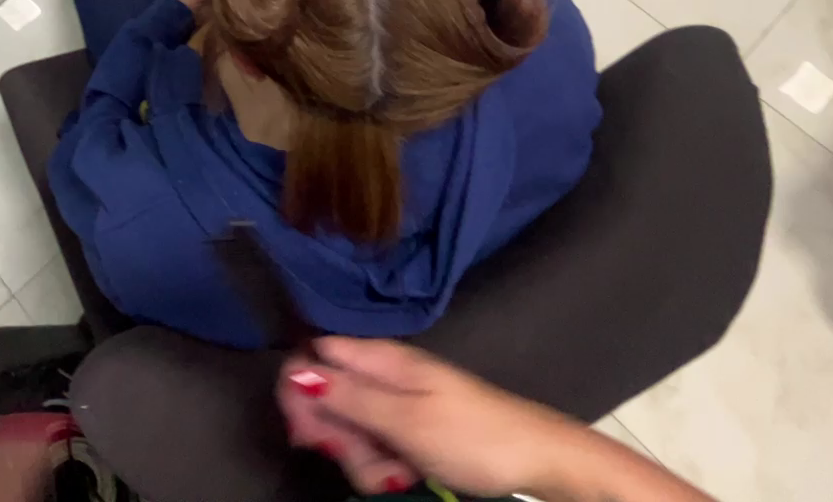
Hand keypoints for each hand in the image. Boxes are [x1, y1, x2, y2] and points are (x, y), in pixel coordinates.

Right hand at [279, 338, 703, 501]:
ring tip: (394, 476)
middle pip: (329, 396)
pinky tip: (401, 477)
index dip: (300, 389)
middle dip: (335, 436)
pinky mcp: (409, 428)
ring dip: (361, 458)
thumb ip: (348, 395)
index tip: (304, 432)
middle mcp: (382, 374)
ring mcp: (396, 402)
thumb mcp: (405, 420)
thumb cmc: (471, 435)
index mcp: (379, 358)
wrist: (538, 460)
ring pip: (350, 427)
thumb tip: (294, 371)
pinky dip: (380, 465)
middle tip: (364, 461)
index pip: (315, 355)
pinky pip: (374, 443)